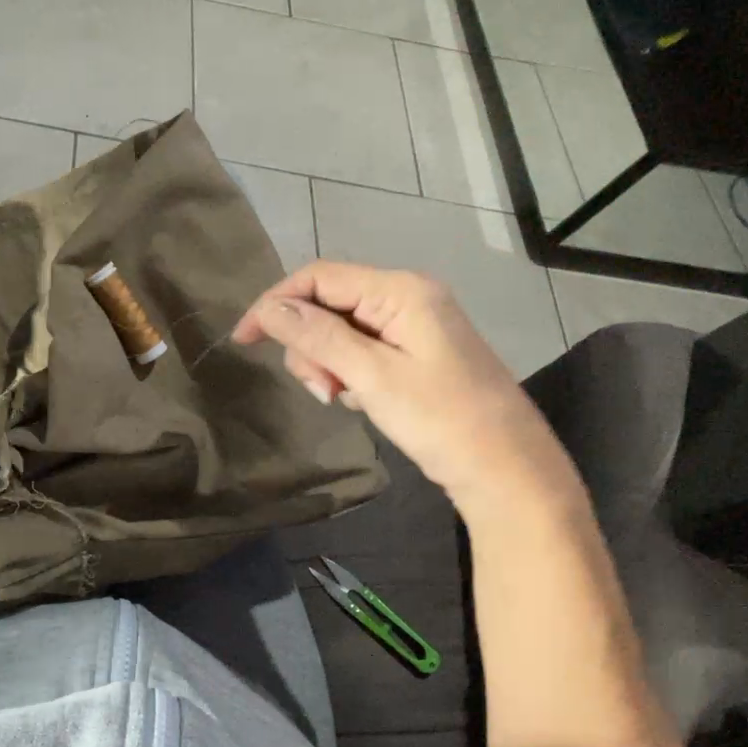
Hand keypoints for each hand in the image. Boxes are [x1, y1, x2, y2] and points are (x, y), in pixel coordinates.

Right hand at [233, 260, 581, 515]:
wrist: (504, 468)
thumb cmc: (440, 419)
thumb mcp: (370, 376)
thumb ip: (317, 336)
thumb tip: (268, 308)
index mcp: (401, 291)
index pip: (319, 277)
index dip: (275, 303)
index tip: (243, 341)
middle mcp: (406, 297)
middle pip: (326, 303)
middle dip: (308, 344)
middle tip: (320, 390)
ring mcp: (412, 325)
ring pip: (338, 330)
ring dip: (325, 362)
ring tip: (339, 399)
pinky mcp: (414, 352)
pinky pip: (359, 349)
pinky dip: (346, 373)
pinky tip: (358, 400)